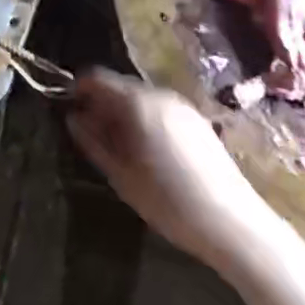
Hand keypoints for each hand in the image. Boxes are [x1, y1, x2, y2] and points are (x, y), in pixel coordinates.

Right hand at [66, 68, 272, 268]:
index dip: (78, 89)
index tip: (68, 109)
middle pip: (120, 87)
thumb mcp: (120, 174)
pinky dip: (145, 121)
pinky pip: (160, 111)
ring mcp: (183, 107)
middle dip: (102, 105)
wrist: (235, 226)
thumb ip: (93, 141)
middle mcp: (160, 96)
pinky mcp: (199, 123)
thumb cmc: (169, 202)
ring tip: (120, 150)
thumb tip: (73, 118)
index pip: (96, 78)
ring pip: (140, 100)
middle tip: (91, 136)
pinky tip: (148, 154)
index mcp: (137, 103)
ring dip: (123, 115)